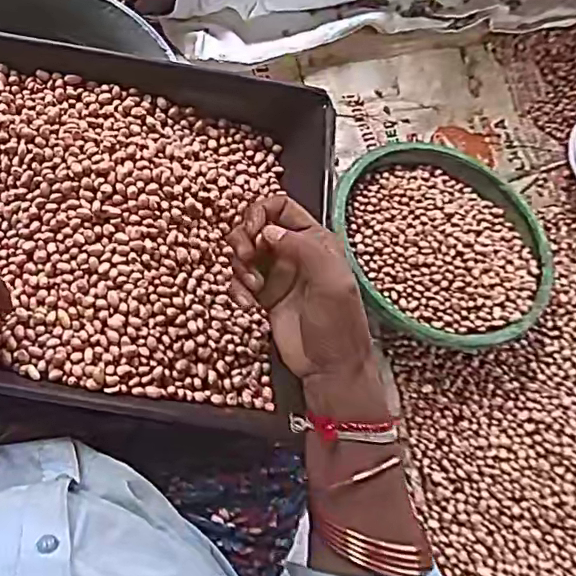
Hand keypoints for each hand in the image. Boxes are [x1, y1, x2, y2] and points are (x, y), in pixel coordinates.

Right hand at [224, 195, 390, 421]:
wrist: (329, 367)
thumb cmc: (340, 326)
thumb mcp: (333, 281)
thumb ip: (303, 248)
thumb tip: (268, 230)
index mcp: (315, 242)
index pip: (280, 207)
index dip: (260, 213)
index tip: (253, 232)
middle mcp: (292, 253)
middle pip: (253, 227)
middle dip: (243, 241)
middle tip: (247, 259)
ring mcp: (275, 274)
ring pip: (241, 253)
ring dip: (239, 268)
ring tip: (252, 288)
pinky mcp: (261, 295)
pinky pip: (236, 281)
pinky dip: (236, 290)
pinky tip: (249, 305)